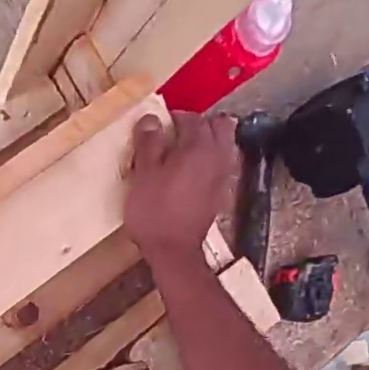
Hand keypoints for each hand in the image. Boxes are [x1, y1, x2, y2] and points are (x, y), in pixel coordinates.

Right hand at [123, 111, 237, 263]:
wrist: (173, 250)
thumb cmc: (155, 212)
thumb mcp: (144, 175)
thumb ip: (148, 143)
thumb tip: (150, 119)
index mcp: (199, 146)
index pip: (191, 118)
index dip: (173, 118)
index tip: (157, 126)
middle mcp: (218, 157)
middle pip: (218, 126)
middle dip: (199, 124)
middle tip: (175, 135)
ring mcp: (223, 177)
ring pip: (224, 145)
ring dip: (208, 142)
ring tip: (184, 153)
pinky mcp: (221, 194)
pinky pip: (221, 166)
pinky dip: (209, 163)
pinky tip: (192, 174)